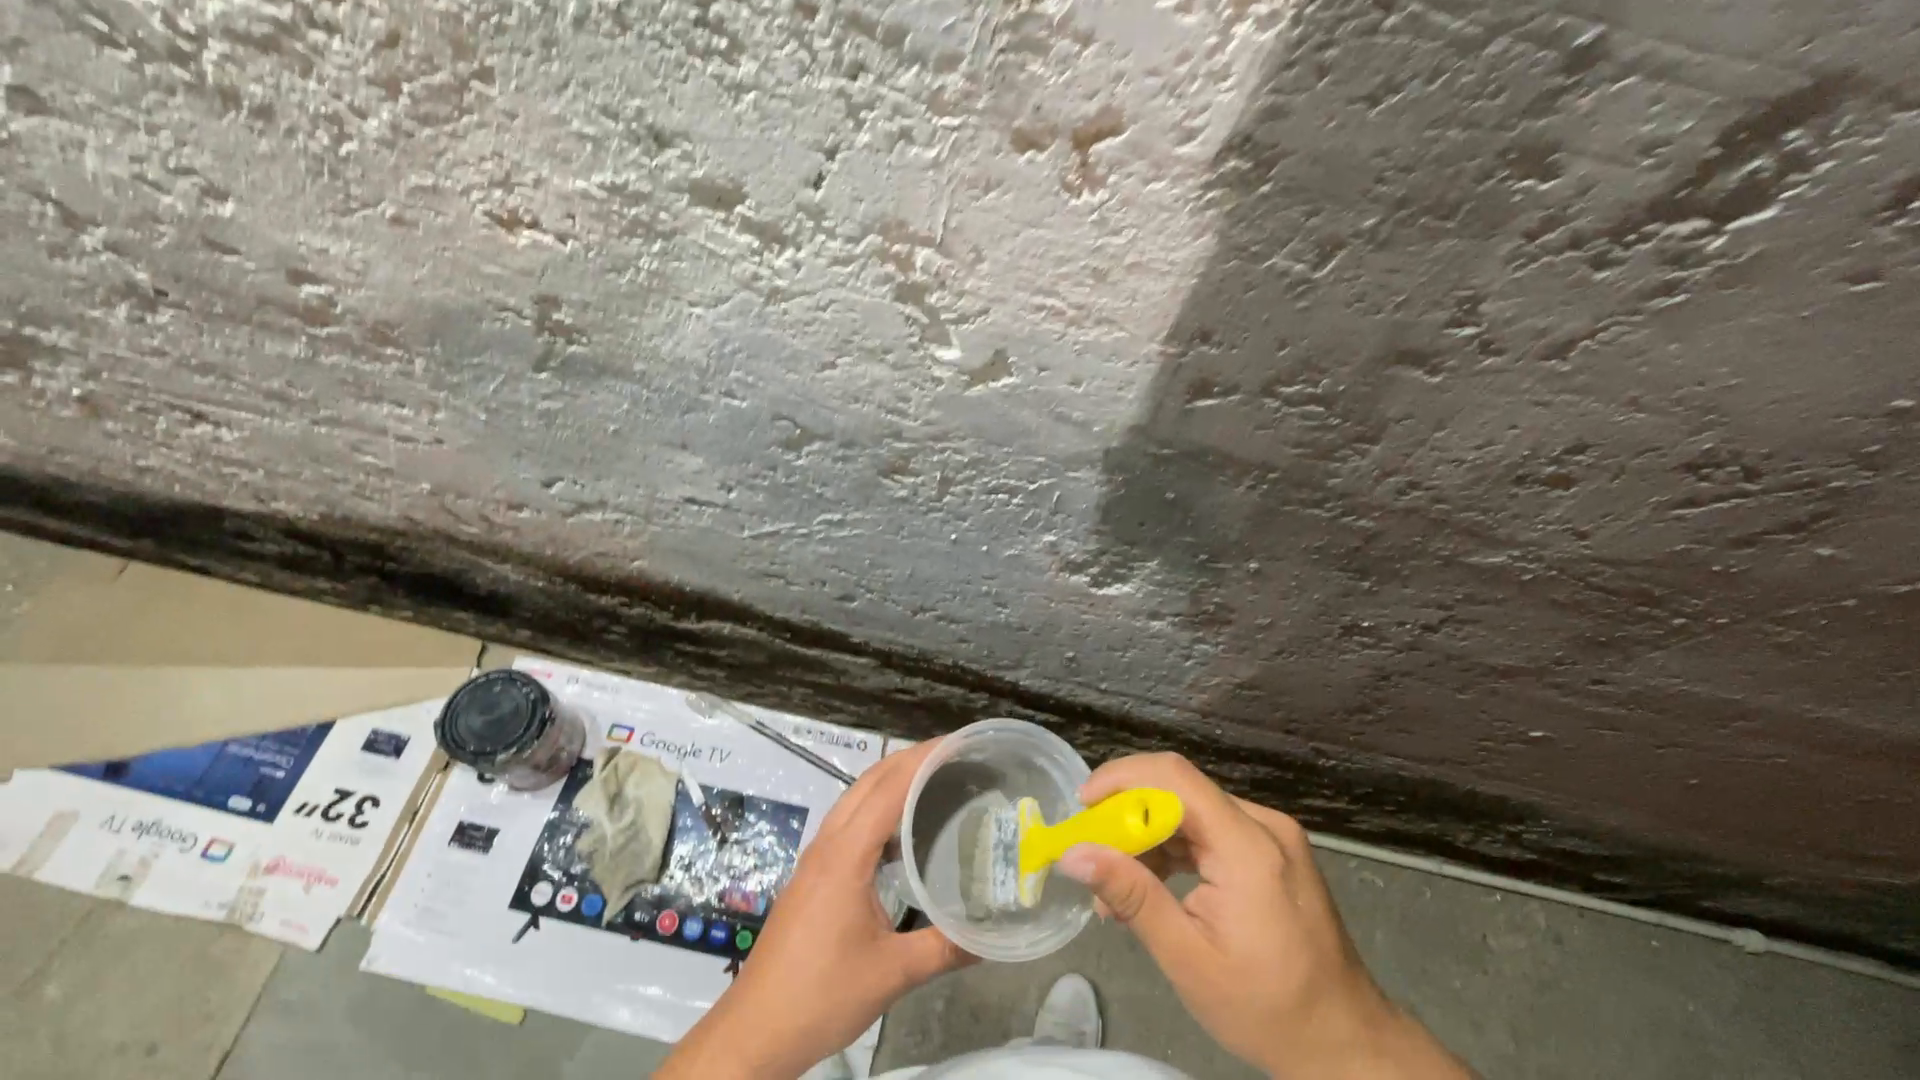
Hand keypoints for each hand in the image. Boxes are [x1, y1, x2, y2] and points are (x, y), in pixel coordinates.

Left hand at [657, 739, 970, 1079]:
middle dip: (909, 759)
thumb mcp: (893, 974)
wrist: (757, 1029)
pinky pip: (848, 825)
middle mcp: (827, 846)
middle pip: (868, 782)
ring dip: (890, 782)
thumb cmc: (822, 996)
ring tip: (935, 781)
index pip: (888, 789)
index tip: (960, 743)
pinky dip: (877, 811)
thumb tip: (991, 937)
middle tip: (956, 755)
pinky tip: (903, 835)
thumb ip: (945, 949)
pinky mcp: (812, 879)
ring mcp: (815, 861)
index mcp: (844, 856)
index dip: (923, 760)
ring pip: (854, 801)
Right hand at [1056, 753, 1471, 1079]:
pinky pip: (1211, 832)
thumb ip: (1132, 896)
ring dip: (1148, 837)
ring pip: (1192, 811)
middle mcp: (1264, 826)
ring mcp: (1272, 838)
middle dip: (1126, 815)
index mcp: (1248, 846)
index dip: (1121, 779)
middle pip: (1180, 792)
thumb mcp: (1188, 958)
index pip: (1174, 777)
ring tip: (1114, 889)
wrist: (1345, 1041)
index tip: (1080, 806)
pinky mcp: (1272, 854)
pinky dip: (1175, 851)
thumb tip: (1073, 854)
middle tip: (1089, 855)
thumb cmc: (1267, 1007)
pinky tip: (1150, 888)